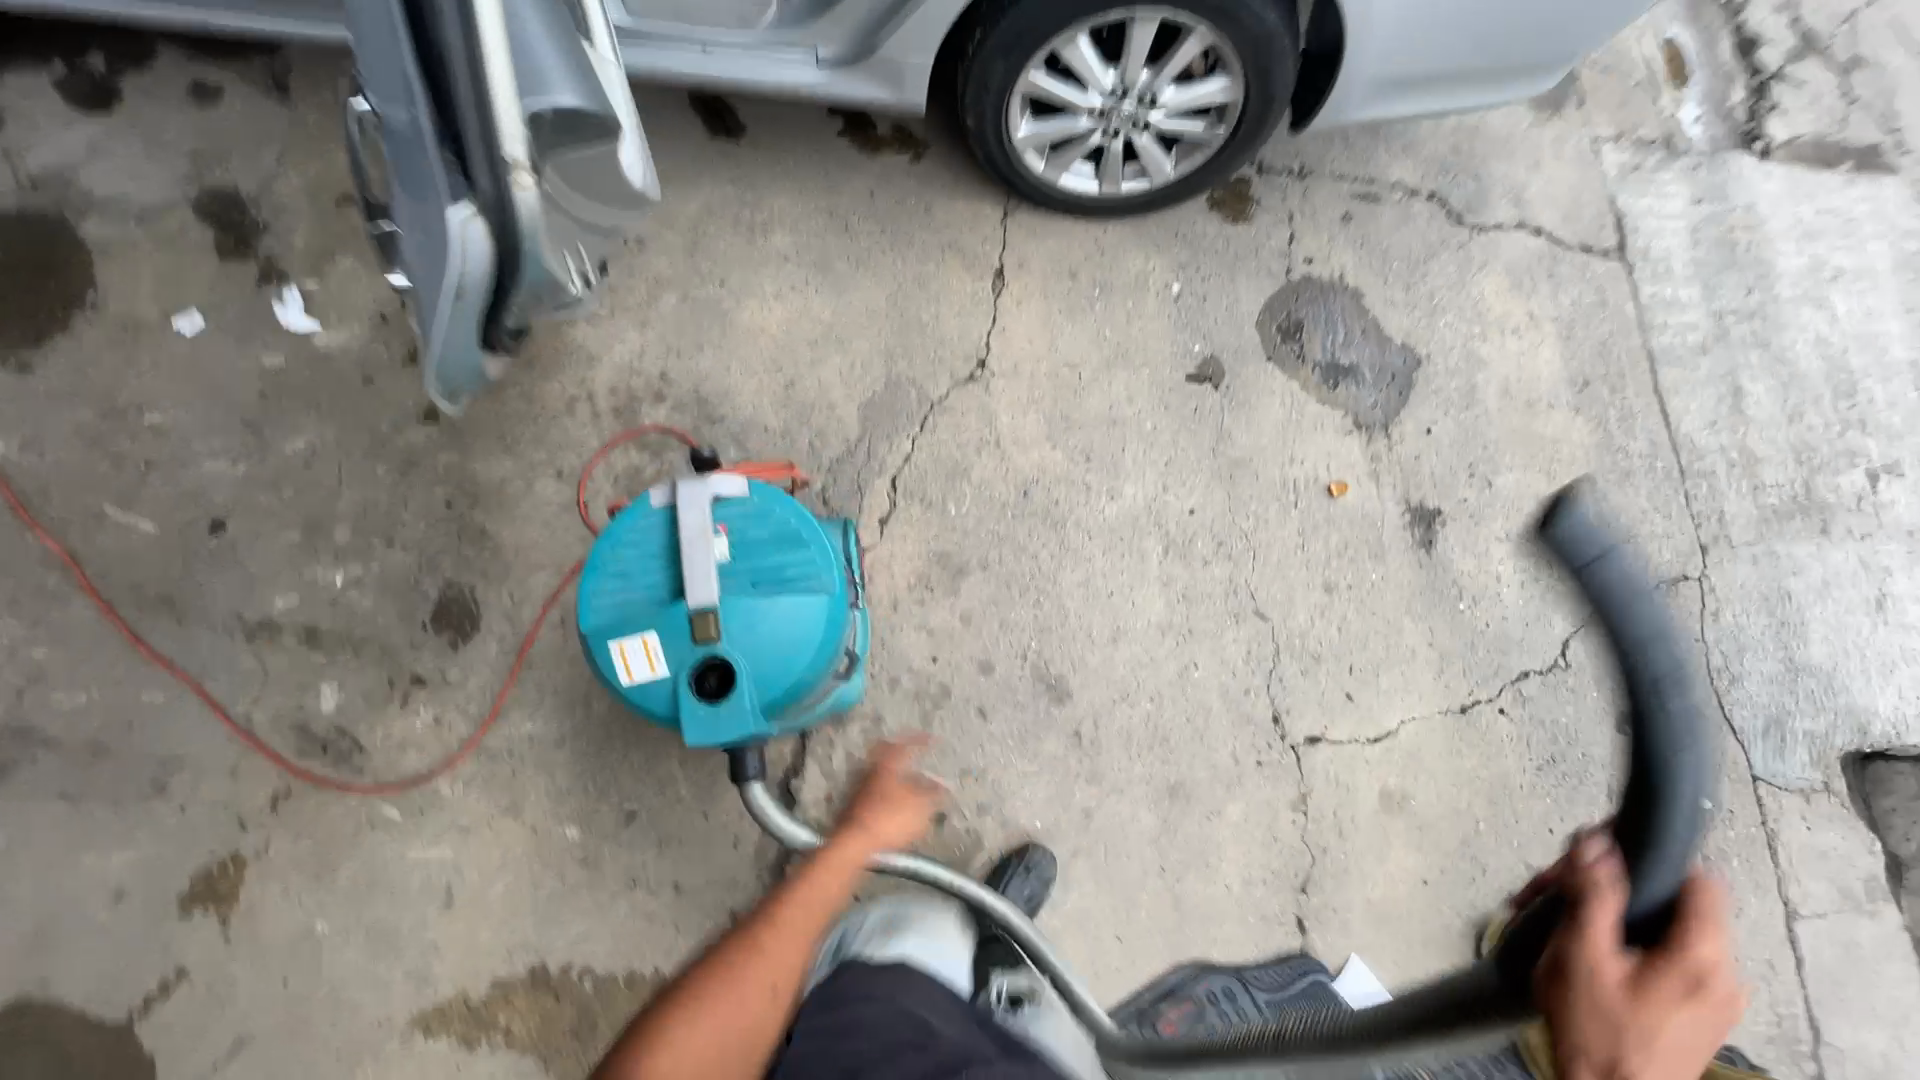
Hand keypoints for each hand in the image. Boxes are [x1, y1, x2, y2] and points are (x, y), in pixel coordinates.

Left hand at [830, 735, 945, 856]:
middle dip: (899, 750)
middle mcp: (871, 769)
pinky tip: (891, 800)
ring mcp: (858, 785)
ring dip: (892, 771)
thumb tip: (944, 787)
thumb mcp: (921, 807)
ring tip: (905, 779)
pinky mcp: (851, 803)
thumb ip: (934, 794)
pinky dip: (884, 789)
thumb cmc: (890, 819)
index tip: (932, 739)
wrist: (854, 842)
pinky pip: (872, 787)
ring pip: (877, 770)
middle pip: (885, 752)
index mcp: (888, 764)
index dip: (920, 740)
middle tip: (910, 751)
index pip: (906, 744)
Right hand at [1532, 831, 1746, 1079]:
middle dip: (1603, 886)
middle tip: (1545, 891)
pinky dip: (1623, 940)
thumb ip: (1593, 894)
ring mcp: (1715, 996)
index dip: (1650, 856)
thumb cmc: (1597, 1028)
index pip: (1699, 879)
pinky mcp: (1698, 1011)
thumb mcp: (1583, 954)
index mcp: (1703, 955)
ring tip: (1549, 919)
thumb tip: (1596, 841)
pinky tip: (1580, 947)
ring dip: (1605, 912)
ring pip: (1661, 927)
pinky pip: (1665, 955)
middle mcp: (1723, 973)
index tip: (1597, 855)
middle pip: (1669, 901)